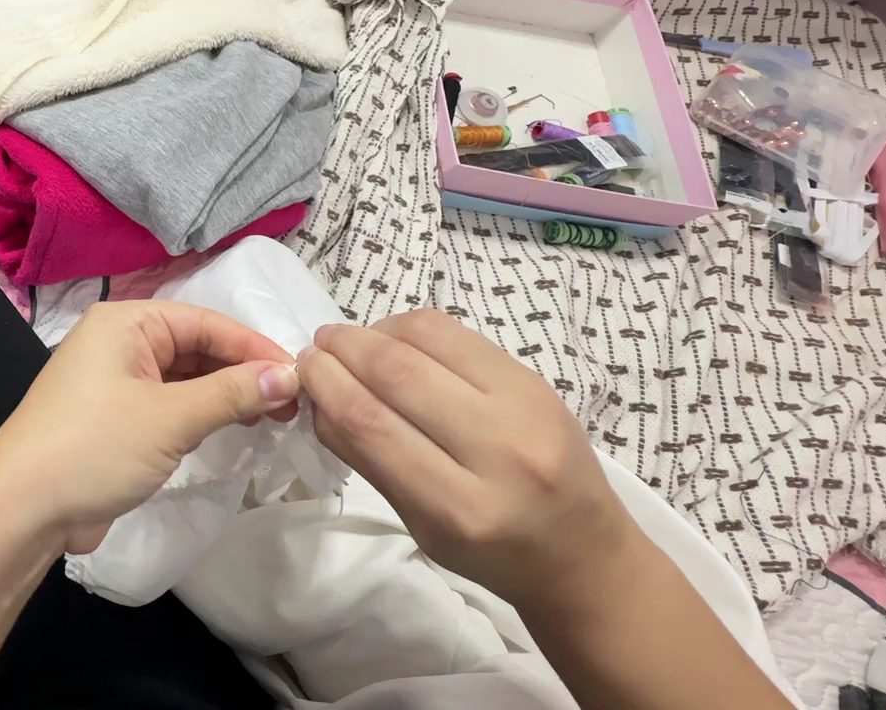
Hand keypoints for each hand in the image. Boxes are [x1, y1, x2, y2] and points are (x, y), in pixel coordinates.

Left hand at [0, 301, 300, 554]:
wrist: (22, 508)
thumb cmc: (95, 447)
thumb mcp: (170, 418)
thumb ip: (231, 393)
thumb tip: (289, 375)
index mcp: (125, 321)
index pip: (204, 322)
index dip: (254, 347)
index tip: (301, 376)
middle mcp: (119, 341)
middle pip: (195, 347)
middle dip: (242, 373)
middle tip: (293, 405)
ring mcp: (115, 380)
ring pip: (184, 377)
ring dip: (225, 395)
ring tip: (272, 419)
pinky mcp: (115, 417)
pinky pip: (168, 403)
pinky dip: (200, 414)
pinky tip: (233, 430)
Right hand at [299, 309, 643, 614]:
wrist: (585, 556)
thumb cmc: (488, 551)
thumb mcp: (416, 522)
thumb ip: (364, 455)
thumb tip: (316, 394)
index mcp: (460, 508)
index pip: (370, 423)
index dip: (324, 383)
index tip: (300, 368)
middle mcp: (500, 453)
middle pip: (395, 372)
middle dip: (341, 348)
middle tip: (317, 347)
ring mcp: (526, 408)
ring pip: (426, 337)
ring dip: (372, 330)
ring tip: (352, 342)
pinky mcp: (536, 379)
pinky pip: (456, 331)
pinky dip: (408, 328)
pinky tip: (394, 342)